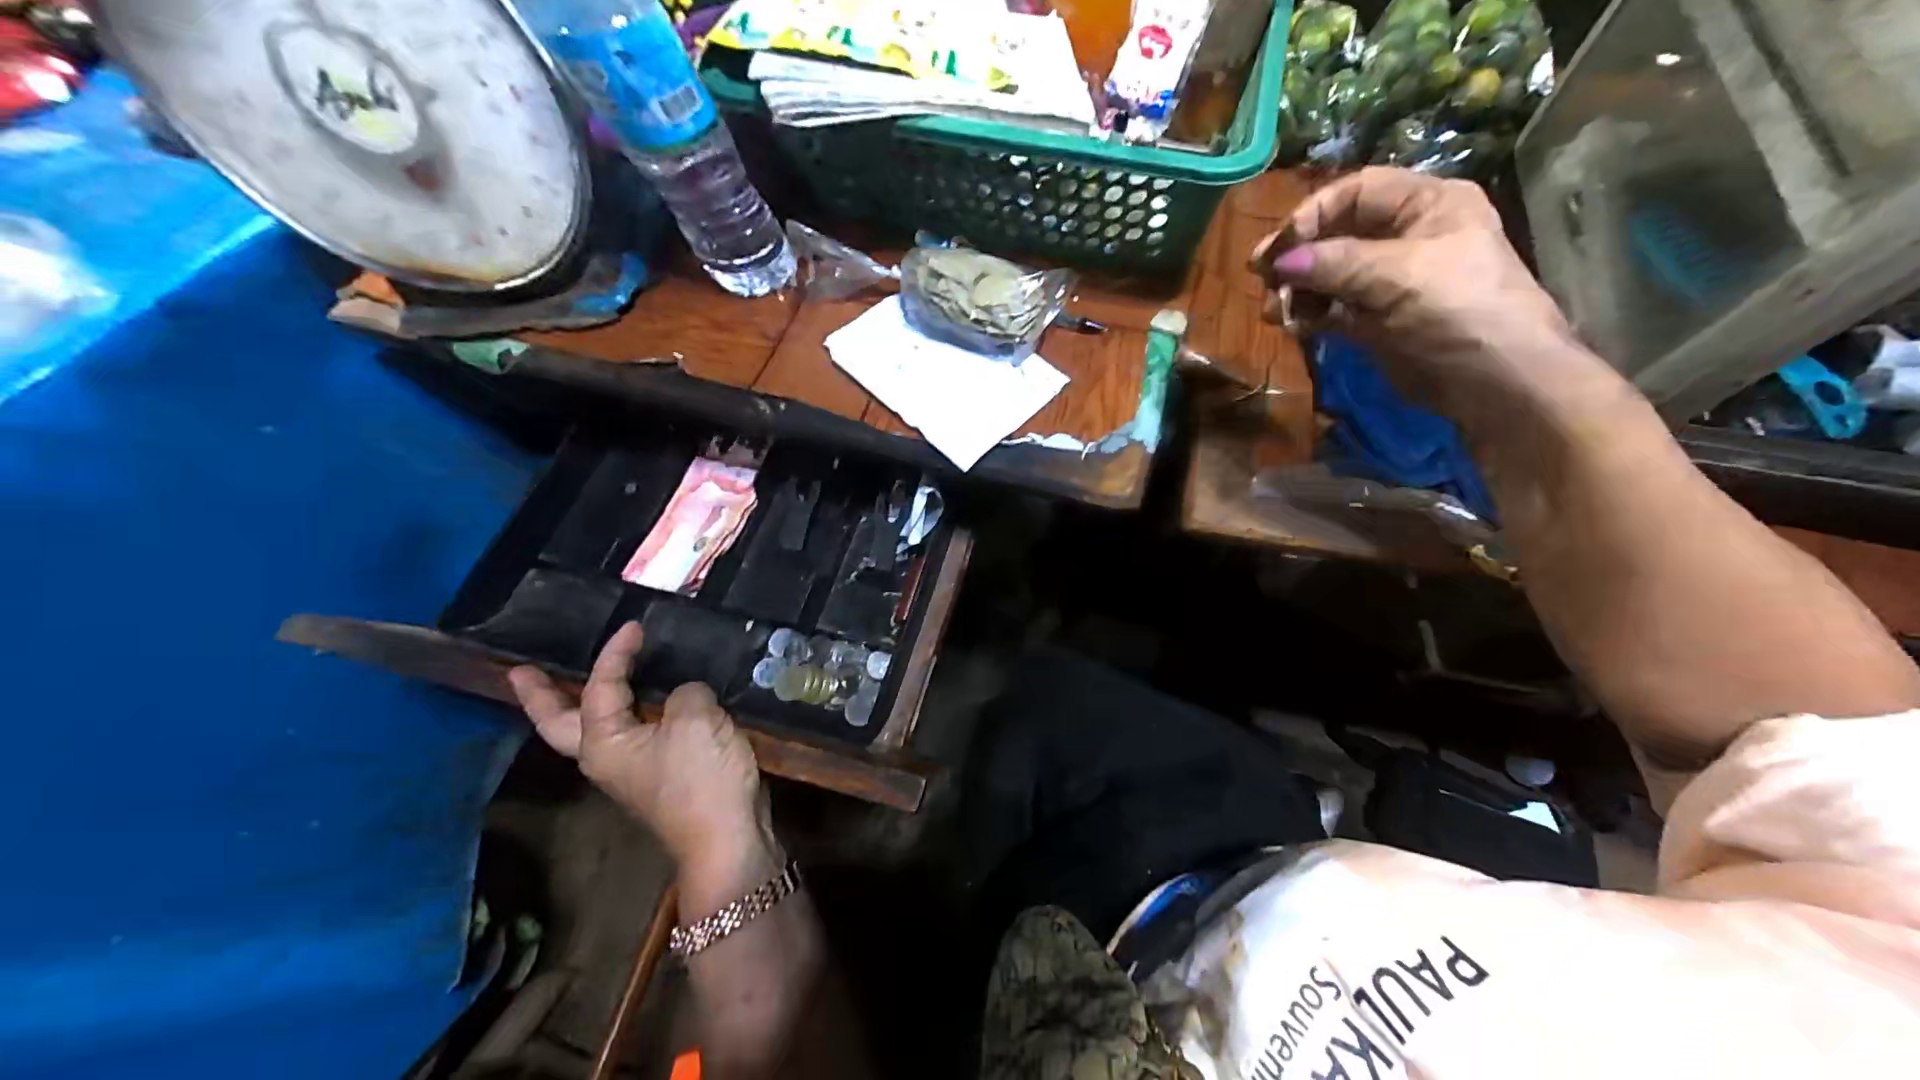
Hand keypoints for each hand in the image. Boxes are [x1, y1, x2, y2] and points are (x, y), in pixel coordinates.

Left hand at [507, 623, 775, 889]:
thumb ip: (685, 693)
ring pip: (597, 727)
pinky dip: (632, 711)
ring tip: (579, 679)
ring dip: (584, 702)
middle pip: (561, 723)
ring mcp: (633, 769)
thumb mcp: (695, 720)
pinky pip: (636, 732)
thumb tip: (686, 698)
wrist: (727, 837)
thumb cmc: (701, 778)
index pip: (598, 687)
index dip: (615, 653)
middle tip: (519, 672)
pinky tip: (649, 700)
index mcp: (603, 744)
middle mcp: (607, 758)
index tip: (633, 626)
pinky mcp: (663, 774)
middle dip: (539, 697)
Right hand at [1249, 167, 1600, 421]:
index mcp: (1425, 205)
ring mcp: (1386, 281)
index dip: (1314, 213)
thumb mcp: (1400, 275)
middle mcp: (1403, 237)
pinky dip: (1306, 314)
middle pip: (1334, 233)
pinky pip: (1329, 309)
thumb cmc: (1459, 310)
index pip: (1356, 192)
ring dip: (1294, 289)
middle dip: (1296, 254)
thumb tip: (1279, 262)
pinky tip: (1290, 325)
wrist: (1495, 380)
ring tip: (1272, 311)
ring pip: (1326, 274)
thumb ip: (1336, 264)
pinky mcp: (1373, 320)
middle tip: (1259, 275)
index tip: (1280, 246)